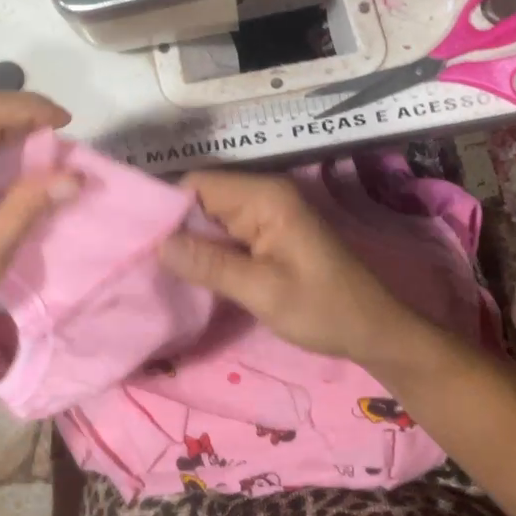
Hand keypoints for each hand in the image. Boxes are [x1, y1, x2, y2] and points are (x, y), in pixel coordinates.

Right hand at [157, 171, 428, 365]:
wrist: (374, 331)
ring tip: (157, 268)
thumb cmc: (323, 309)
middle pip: (201, 198)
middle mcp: (264, 195)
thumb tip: (158, 245)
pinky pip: (225, 232)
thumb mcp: (263, 291)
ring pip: (210, 216)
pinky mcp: (267, 234)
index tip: (141, 243)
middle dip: (174, 226)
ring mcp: (266, 214)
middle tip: (143, 261)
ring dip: (189, 240)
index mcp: (265, 197)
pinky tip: (188, 272)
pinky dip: (207, 249)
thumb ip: (210, 265)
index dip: (168, 209)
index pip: (198, 184)